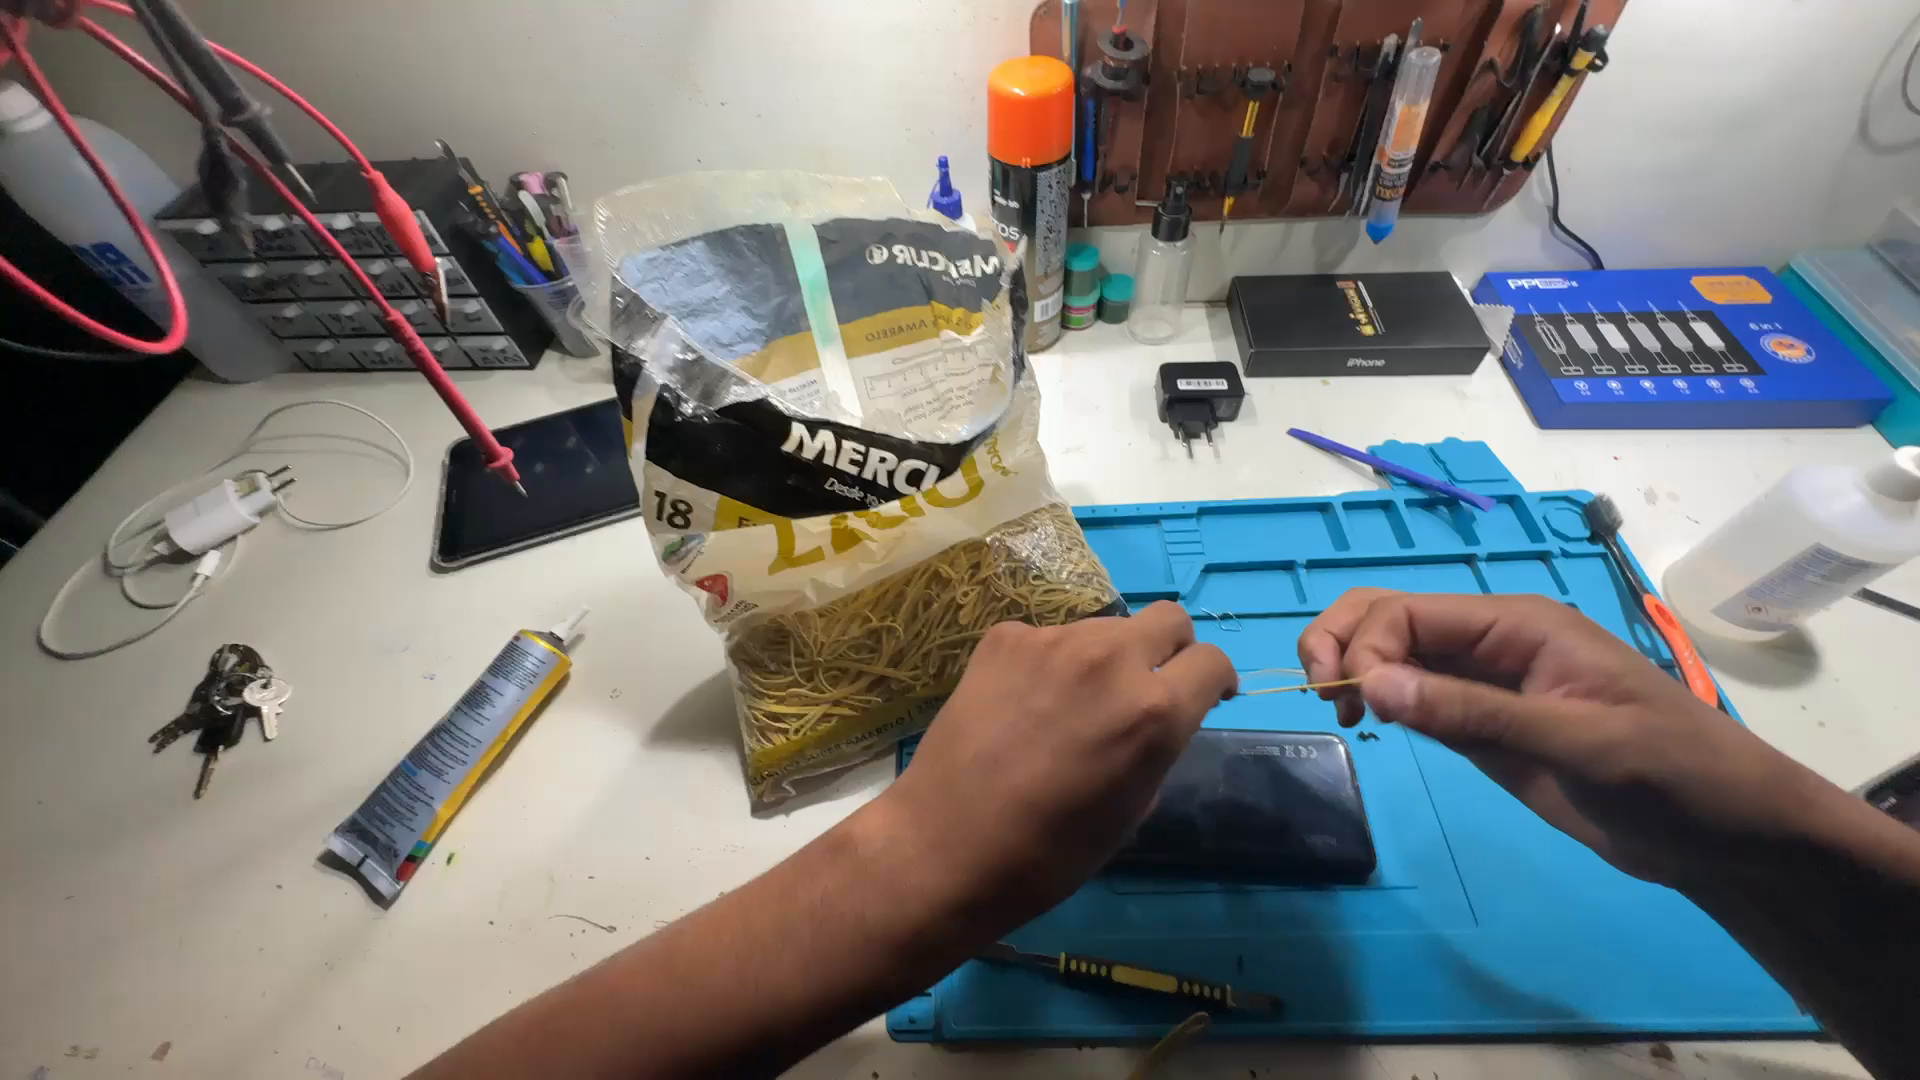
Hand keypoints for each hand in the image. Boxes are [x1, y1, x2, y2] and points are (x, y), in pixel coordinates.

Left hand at [876, 601, 1235, 926]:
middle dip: (1171, 648)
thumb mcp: (1134, 806)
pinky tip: (1022, 703)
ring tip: (1069, 704)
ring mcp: (1052, 639)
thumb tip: (1156, 715)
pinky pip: (1047, 637)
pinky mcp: (1004, 637)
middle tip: (1146, 685)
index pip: (1213, 660)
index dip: (1215, 680)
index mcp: (1155, 709)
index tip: (1205, 696)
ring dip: (1106, 657)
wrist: (948, 843)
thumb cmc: (1051, 852)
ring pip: (1103, 627)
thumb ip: (1158, 743)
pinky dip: (1050, 663)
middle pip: (1168, 618)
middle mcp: (1111, 658)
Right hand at [1296, 589, 1835, 885]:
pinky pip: (1401, 691)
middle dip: (1339, 642)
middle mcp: (1482, 640)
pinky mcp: (1468, 717)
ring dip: (1346, 667)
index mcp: (1512, 623)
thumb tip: (1372, 686)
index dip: (1366, 646)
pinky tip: (1363, 721)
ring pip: (1383, 650)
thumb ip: (1474, 711)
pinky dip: (1368, 697)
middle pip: (1382, 614)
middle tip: (1324, 695)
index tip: (1358, 701)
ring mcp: (1472, 679)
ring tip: (1339, 712)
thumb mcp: (1581, 741)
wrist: (1726, 840)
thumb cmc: (1674, 775)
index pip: (1405, 610)